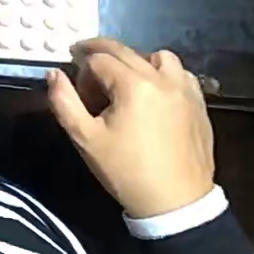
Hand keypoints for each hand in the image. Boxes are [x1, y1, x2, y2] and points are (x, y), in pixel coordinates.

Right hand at [45, 39, 214, 218]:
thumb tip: (54, 74)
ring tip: (122, 79)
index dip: (80, 70)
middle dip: (100, 54)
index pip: (98, 59)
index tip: (75, 89)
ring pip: (157, 56)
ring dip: (135, 59)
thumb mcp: (84, 138)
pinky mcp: (198, 103)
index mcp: (134, 85)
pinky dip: (161, 72)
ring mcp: (185, 89)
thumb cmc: (125, 170)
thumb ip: (64, 101)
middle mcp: (162, 78)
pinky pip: (179, 73)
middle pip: (125, 51)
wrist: (175, 203)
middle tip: (82, 62)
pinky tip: (151, 91)